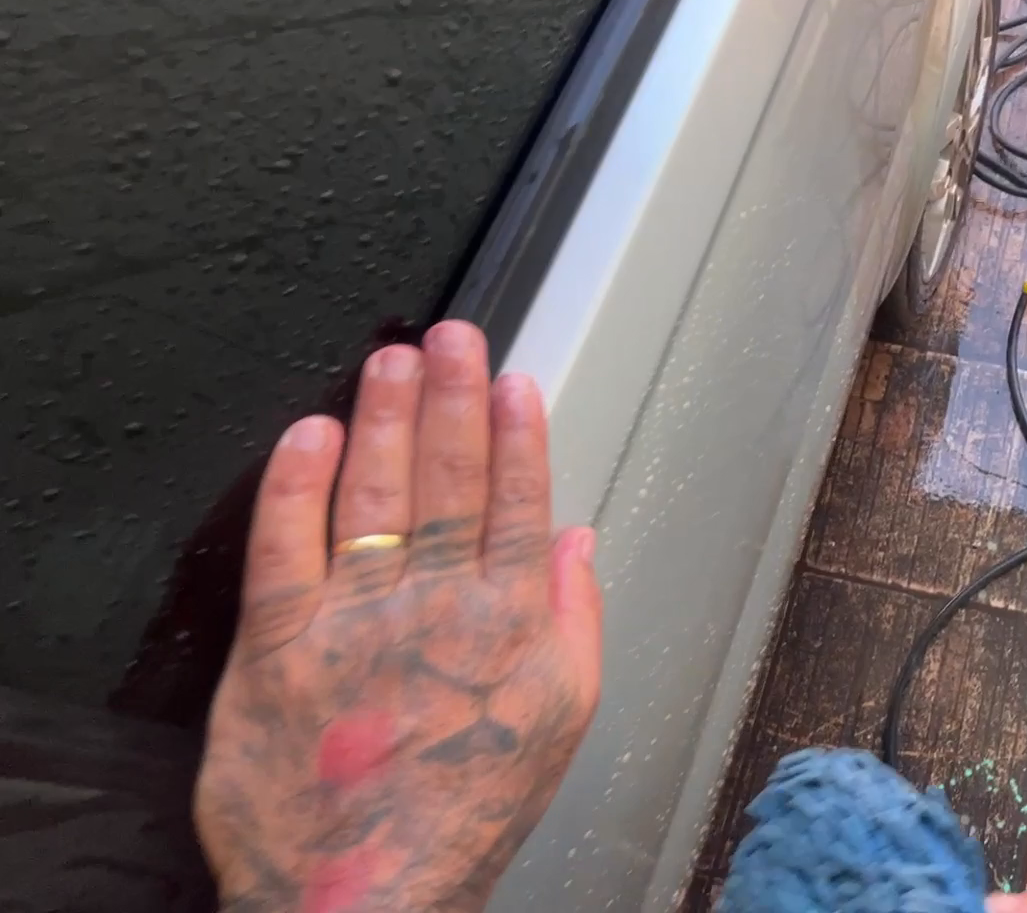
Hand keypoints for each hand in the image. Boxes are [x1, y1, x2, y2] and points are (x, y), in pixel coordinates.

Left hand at [194, 320, 602, 912]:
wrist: (370, 885)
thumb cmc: (479, 793)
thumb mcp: (570, 705)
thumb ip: (579, 613)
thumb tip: (578, 543)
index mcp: (511, 615)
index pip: (520, 498)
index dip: (520, 433)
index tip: (515, 383)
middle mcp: (437, 603)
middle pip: (450, 478)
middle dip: (455, 398)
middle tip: (454, 339)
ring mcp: (354, 619)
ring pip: (373, 495)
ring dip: (385, 420)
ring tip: (394, 360)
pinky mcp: (276, 648)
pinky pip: (284, 550)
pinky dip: (295, 487)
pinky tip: (309, 434)